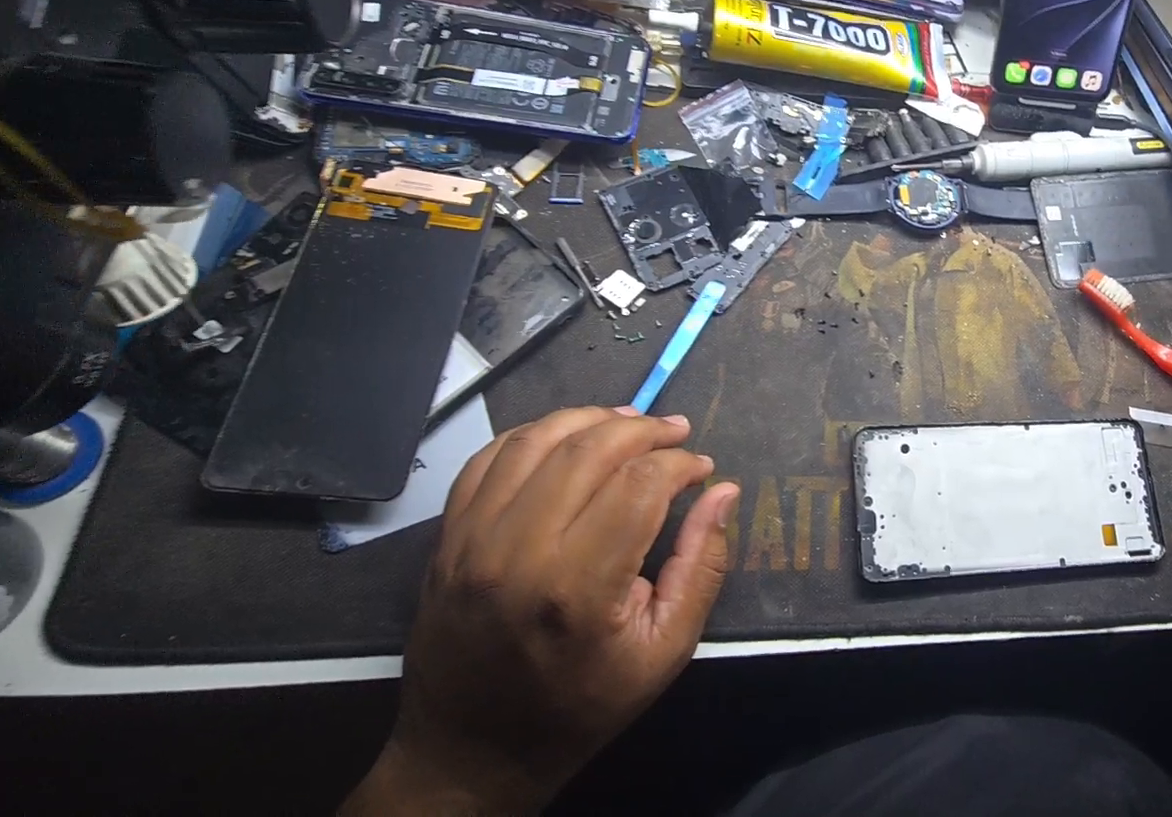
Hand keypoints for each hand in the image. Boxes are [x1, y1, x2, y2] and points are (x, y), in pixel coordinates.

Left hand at [346, 407, 741, 813]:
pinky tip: (567, 440)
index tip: (702, 468)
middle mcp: (518, 551)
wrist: (471, 753)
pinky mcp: (447, 537)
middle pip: (589, 449)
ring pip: (537, 440)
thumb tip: (724, 491)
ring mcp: (472, 540)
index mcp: (579, 587)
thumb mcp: (665, 650)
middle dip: (645, 430)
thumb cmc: (581, 706)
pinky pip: (489, 457)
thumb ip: (701, 565)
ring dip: (591, 419)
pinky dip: (534, 434)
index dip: (680, 463)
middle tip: (677, 432)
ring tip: (630, 423)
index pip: (640, 484)